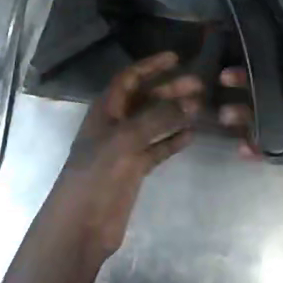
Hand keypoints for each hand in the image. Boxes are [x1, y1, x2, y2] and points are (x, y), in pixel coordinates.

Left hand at [45, 51, 202, 259]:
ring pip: (154, 122)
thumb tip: (190, 103)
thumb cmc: (96, 173)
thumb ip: (158, 119)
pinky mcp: (135, 169)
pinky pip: (158, 147)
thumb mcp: (125, 139)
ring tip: (200, 106)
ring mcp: (126, 147)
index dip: (150, 66)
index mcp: (105, 109)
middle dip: (169, 90)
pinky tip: (192, 135)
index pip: (129, 78)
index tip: (175, 58)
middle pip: (145, 99)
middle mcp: (116, 123)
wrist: (81, 224)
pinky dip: (173, 140)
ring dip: (175, 113)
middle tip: (198, 85)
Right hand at [220, 3, 282, 185]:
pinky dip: (260, 147)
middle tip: (223, 77)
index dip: (263, 50)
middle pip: (270, 84)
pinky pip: (280, 144)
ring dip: (246, 114)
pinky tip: (241, 148)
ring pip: (269, 113)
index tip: (239, 41)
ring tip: (225, 115)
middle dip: (245, 81)